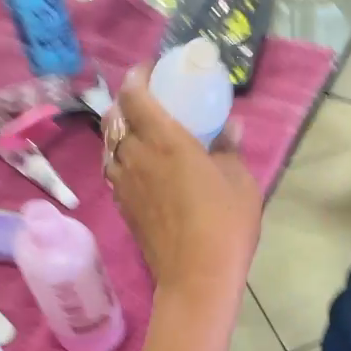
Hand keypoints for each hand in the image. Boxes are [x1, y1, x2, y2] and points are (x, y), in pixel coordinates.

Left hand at [104, 65, 262, 301]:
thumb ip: (229, 150)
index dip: (138, 76)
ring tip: (143, 139)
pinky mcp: (124, 208)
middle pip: (114, 117)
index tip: (152, 72)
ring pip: (111, 147)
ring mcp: (125, 184)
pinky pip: (116, 173)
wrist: (197, 278)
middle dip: (127, 104)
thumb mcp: (240, 182)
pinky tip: (143, 172)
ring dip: (122, 136)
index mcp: (164, 139)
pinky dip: (125, 163)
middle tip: (147, 105)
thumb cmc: (224, 225)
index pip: (134, 93)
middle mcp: (136, 155)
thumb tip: (229, 128)